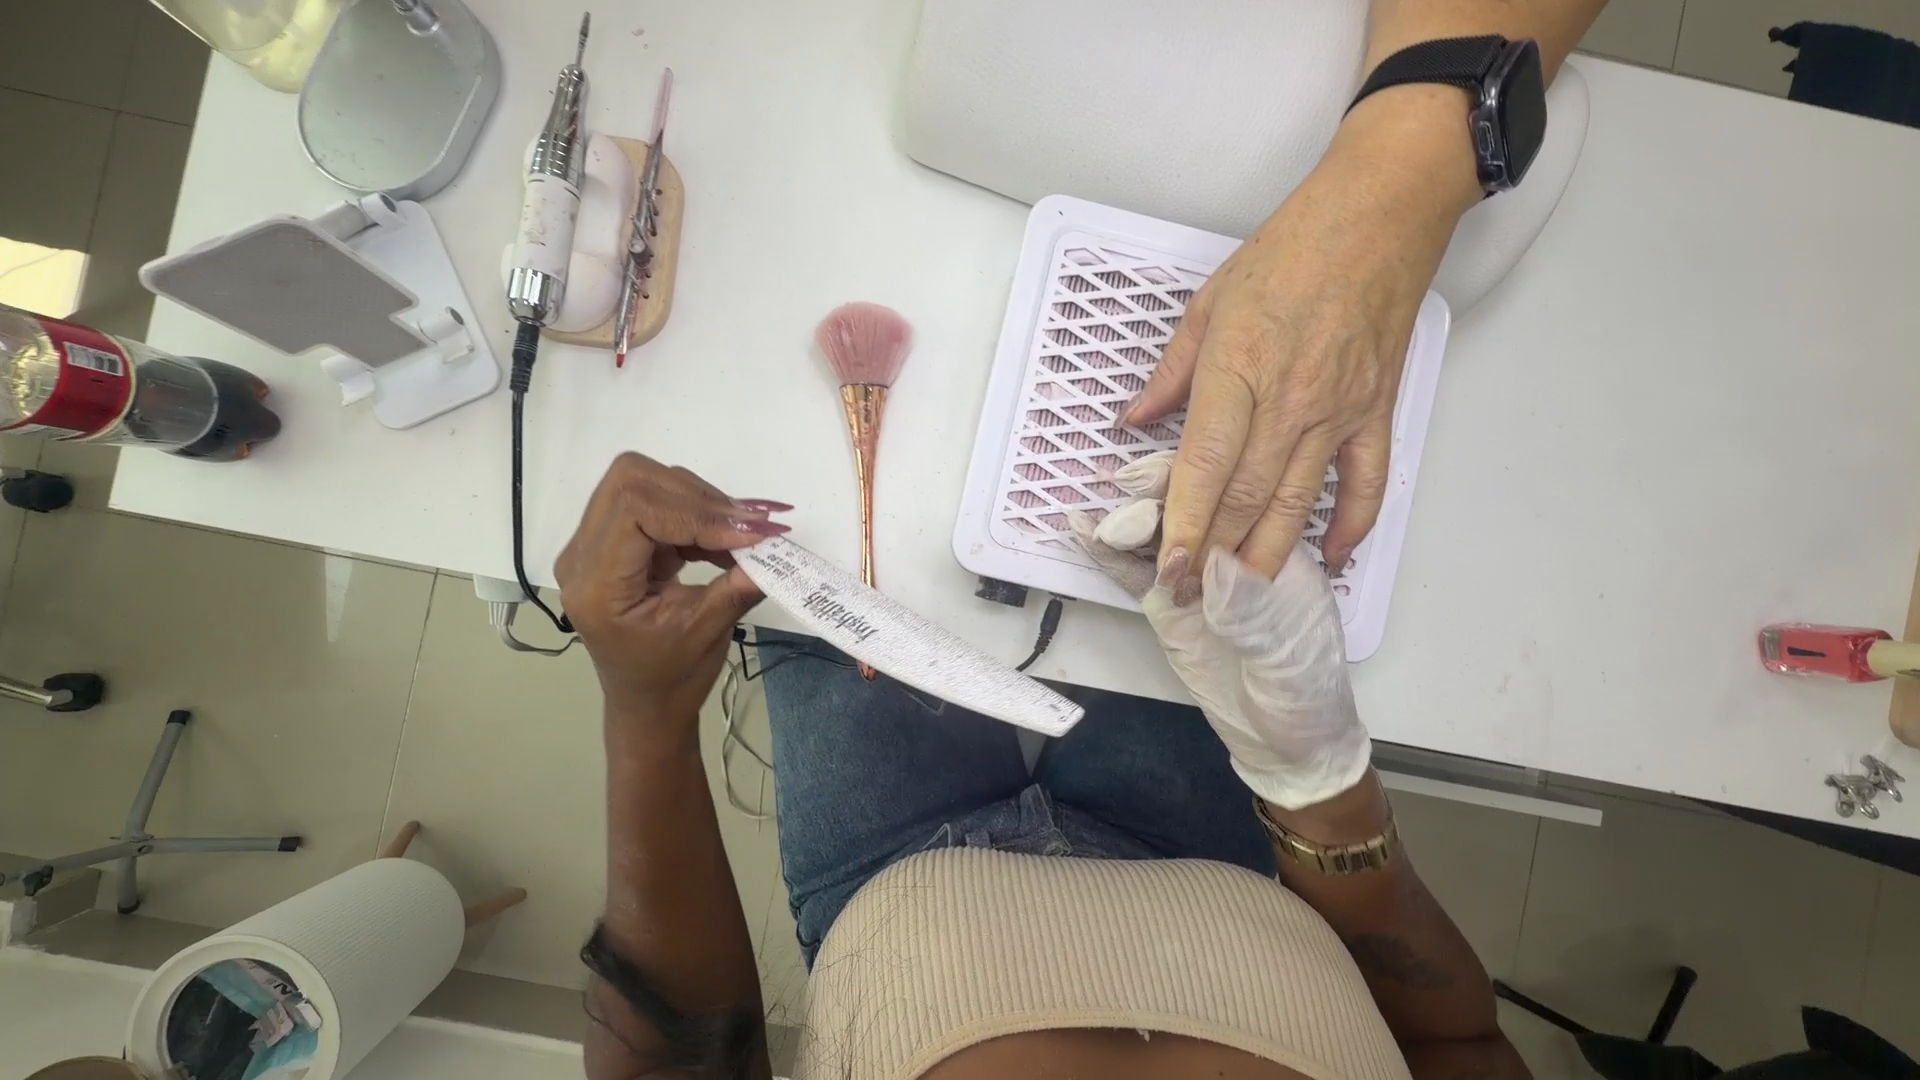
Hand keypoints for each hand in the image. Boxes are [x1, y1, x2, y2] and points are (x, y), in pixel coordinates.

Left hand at [555, 453, 790, 729]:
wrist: (648, 701)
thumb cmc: (671, 678)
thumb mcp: (707, 633)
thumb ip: (736, 585)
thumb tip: (773, 546)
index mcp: (597, 584)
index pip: (634, 511)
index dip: (695, 513)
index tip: (749, 535)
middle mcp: (584, 554)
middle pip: (632, 480)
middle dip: (698, 497)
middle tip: (748, 526)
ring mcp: (598, 543)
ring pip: (645, 482)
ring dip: (701, 501)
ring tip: (743, 532)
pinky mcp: (620, 539)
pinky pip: (656, 501)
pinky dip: (699, 512)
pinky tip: (729, 538)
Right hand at [1072, 468, 1370, 809]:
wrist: (1283, 744)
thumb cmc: (1305, 696)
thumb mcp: (1289, 658)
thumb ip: (1254, 613)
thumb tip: (1215, 566)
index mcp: (1275, 553)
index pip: (1237, 501)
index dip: (1201, 486)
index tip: (1166, 488)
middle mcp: (1231, 555)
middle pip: (1190, 509)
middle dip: (1155, 499)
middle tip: (1127, 512)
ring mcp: (1193, 580)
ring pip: (1156, 537)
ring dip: (1126, 522)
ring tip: (1093, 521)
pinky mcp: (1165, 606)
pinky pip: (1134, 574)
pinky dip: (1109, 554)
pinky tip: (1082, 532)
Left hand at [1125, 100, 1478, 590]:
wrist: (1380, 214)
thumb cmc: (1289, 251)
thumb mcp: (1207, 305)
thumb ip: (1170, 374)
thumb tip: (1134, 421)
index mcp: (1238, 373)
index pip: (1205, 469)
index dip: (1186, 528)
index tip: (1170, 572)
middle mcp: (1290, 404)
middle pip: (1246, 500)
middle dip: (1216, 558)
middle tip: (1193, 597)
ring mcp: (1339, 414)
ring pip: (1297, 506)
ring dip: (1267, 558)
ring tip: (1240, 600)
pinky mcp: (1376, 413)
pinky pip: (1367, 484)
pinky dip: (1352, 527)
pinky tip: (1333, 560)